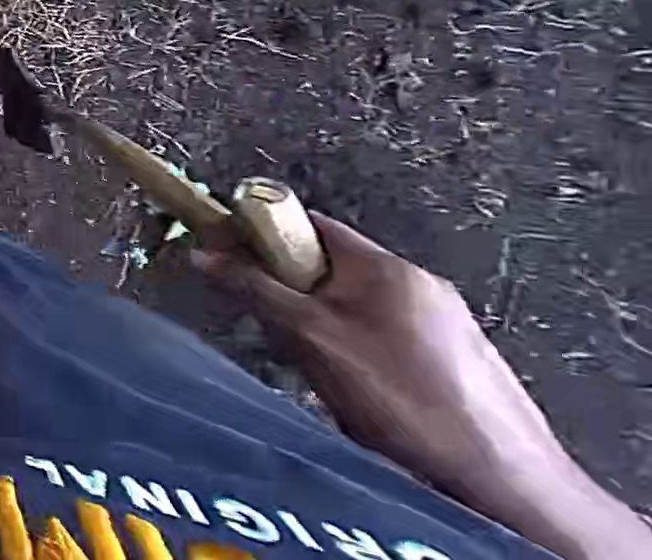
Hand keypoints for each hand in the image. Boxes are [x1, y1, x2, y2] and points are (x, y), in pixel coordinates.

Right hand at [196, 212, 651, 558]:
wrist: (504, 484)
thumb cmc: (402, 397)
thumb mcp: (309, 336)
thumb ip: (253, 288)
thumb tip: (202, 253)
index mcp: (387, 268)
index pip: (308, 222)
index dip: (263, 230)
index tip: (229, 249)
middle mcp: (417, 284)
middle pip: (325, 264)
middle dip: (286, 286)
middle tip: (268, 316)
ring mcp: (439, 321)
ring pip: (347, 300)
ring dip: (313, 319)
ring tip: (307, 356)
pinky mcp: (450, 356)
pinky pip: (374, 329)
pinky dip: (345, 342)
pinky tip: (345, 379)